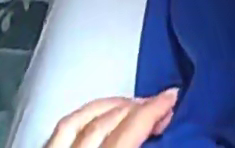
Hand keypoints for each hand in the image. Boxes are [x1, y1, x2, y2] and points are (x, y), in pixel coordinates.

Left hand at [44, 89, 178, 147]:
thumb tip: (158, 138)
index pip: (128, 131)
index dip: (153, 110)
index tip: (171, 97)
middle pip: (106, 120)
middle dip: (136, 106)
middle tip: (159, 103)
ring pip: (81, 117)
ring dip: (111, 105)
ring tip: (132, 103)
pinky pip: (63, 126)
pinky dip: (83, 114)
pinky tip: (95, 113)